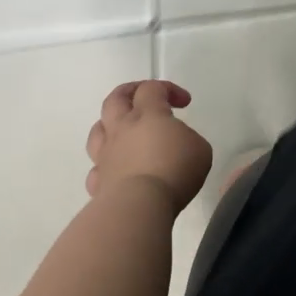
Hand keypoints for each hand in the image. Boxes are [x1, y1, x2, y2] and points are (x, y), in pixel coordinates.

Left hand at [84, 81, 212, 210]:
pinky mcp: (98, 183)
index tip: (185, 103)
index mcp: (148, 114)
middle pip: (114, 99)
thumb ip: (187, 139)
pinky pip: (96, 169)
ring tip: (124, 133)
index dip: (168, 89)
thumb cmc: (174, 170)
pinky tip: (117, 170)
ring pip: (97, 131)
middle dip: (129, 92)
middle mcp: (122, 130)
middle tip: (144, 98)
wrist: (139, 207)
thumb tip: (176, 144)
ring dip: (109, 126)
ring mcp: (105, 157)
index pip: (151, 88)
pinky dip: (105, 166)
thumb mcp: (199, 148)